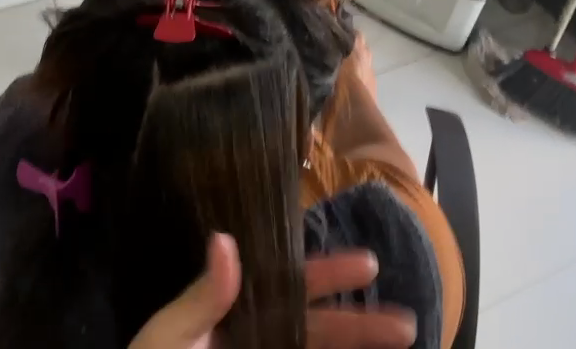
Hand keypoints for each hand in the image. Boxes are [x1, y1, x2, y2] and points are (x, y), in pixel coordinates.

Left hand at [130, 233, 416, 348]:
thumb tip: (227, 238)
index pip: (288, 286)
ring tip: (402, 342)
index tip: (367, 263)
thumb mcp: (169, 336)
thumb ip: (202, 297)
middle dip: (360, 325)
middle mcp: (255, 338)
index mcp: (232, 312)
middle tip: (406, 322)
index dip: (327, 274)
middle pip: (317, 329)